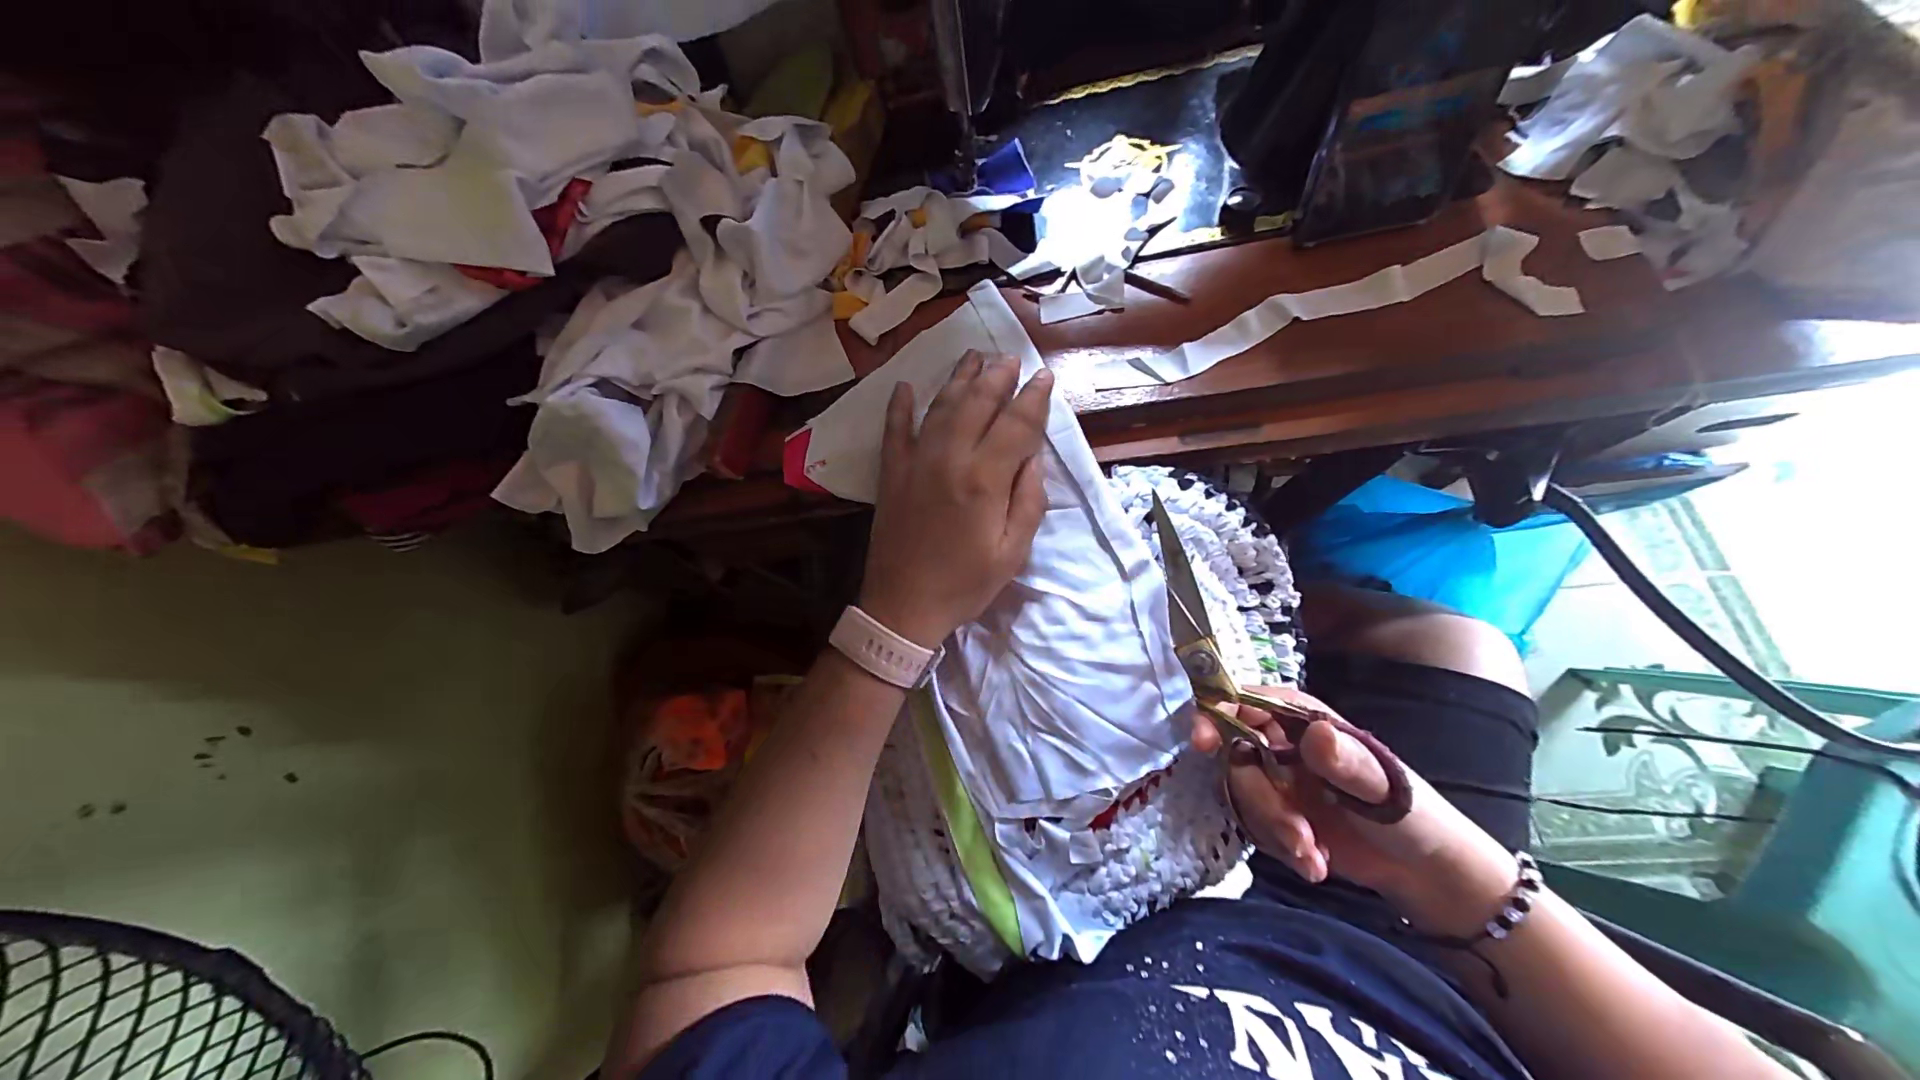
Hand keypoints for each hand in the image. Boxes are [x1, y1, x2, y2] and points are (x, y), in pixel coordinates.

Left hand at [858, 350, 1052, 647]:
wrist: (903, 606)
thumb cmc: (965, 584)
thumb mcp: (1013, 552)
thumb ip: (1028, 501)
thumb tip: (1032, 459)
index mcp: (984, 479)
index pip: (1016, 424)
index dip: (1034, 398)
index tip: (1045, 376)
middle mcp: (949, 459)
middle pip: (977, 404)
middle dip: (998, 377)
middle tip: (1011, 358)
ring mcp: (915, 462)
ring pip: (940, 407)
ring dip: (959, 379)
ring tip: (974, 357)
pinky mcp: (891, 473)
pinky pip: (894, 430)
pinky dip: (900, 406)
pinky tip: (905, 386)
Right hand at [1192, 687, 1519, 936]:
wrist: (1424, 874)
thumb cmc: (1413, 814)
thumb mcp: (1384, 788)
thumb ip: (1348, 762)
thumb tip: (1314, 732)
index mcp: (1301, 718)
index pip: (1242, 701)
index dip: (1215, 714)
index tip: (1202, 742)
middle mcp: (1278, 741)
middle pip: (1235, 756)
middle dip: (1261, 801)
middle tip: (1298, 835)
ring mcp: (1273, 778)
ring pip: (1240, 794)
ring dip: (1272, 829)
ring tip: (1315, 855)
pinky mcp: (1272, 813)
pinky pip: (1251, 825)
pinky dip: (1279, 848)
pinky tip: (1314, 862)